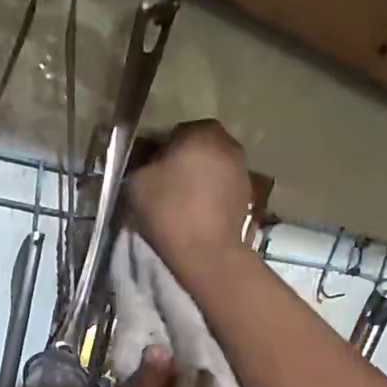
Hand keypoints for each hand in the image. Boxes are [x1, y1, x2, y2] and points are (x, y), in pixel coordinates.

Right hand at [128, 119, 252, 273]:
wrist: (207, 253)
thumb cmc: (170, 212)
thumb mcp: (137, 183)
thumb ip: (143, 163)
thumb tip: (150, 163)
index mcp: (202, 132)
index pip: (176, 132)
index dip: (161, 151)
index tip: (152, 173)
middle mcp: (229, 144)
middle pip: (199, 149)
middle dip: (184, 162)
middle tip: (166, 187)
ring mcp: (243, 170)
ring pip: (213, 168)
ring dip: (200, 179)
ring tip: (183, 204)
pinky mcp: (249, 195)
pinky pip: (223, 188)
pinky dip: (212, 196)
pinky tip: (198, 215)